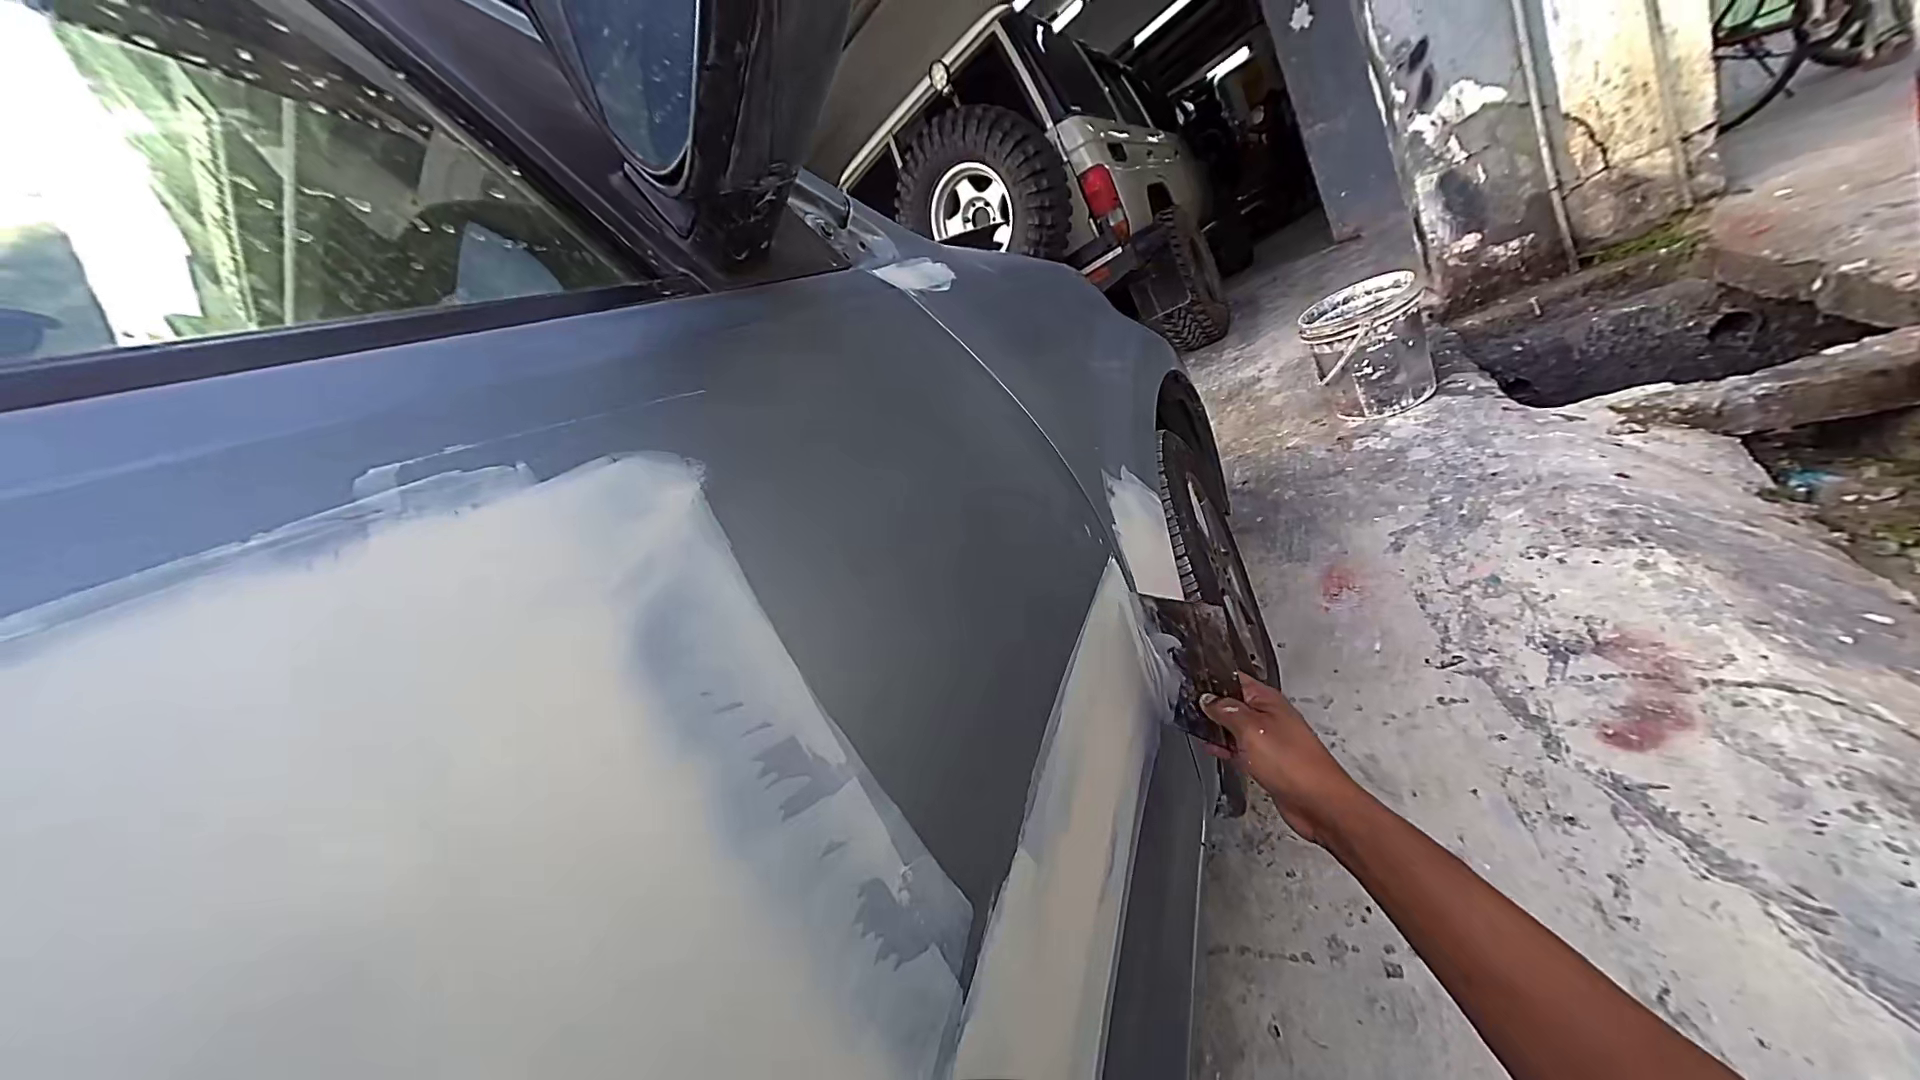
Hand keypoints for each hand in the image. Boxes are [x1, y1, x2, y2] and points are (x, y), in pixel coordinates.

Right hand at [1202, 673, 1364, 845]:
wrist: (1318, 804)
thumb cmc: (1295, 764)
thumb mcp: (1249, 728)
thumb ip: (1225, 710)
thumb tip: (1208, 700)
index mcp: (1268, 700)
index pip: (1235, 679)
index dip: (1214, 679)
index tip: (1194, 682)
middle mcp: (1270, 717)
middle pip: (1234, 703)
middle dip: (1213, 705)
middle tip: (1191, 707)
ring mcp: (1269, 739)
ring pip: (1236, 727)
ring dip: (1218, 728)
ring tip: (1198, 727)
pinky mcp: (1268, 762)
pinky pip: (1241, 748)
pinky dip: (1226, 748)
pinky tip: (1215, 749)